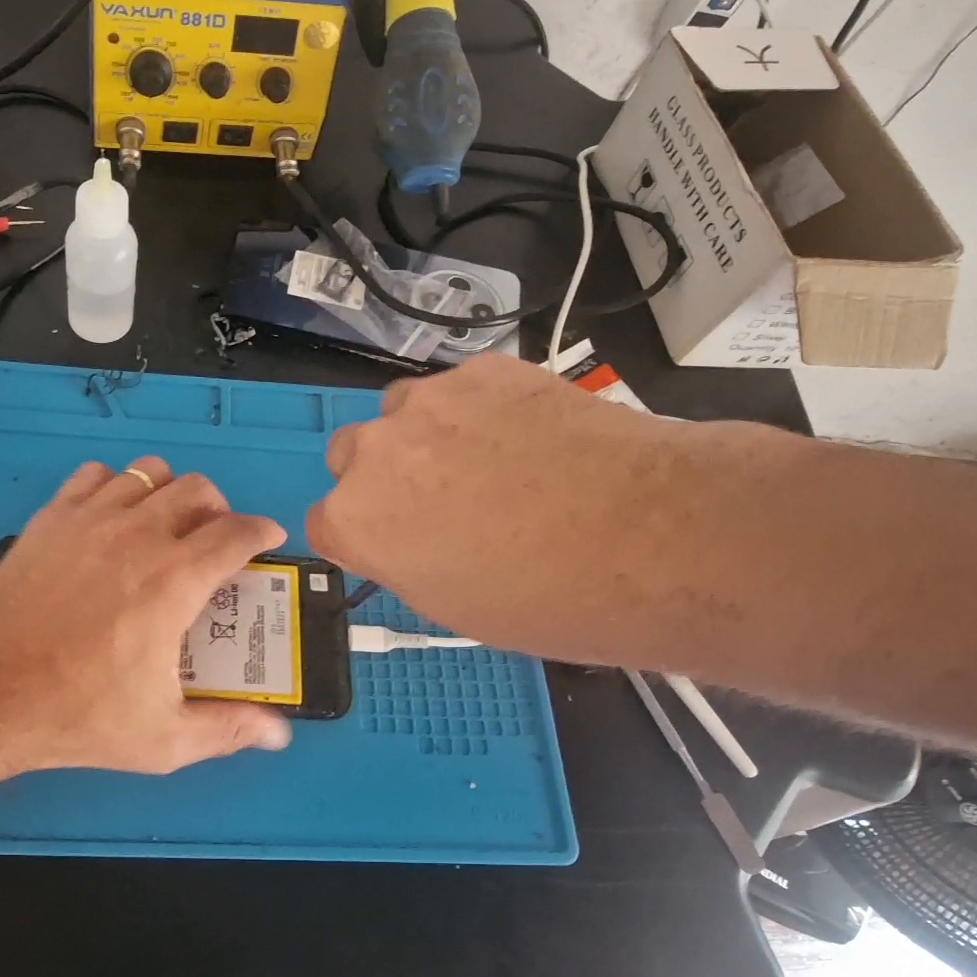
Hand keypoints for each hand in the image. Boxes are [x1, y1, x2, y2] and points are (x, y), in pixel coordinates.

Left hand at [0, 457, 292, 782]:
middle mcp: (139, 534)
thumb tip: (277, 733)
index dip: (262, 531)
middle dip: (219, 509)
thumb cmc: (77, 714)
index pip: (237, 532)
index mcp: (175, 580)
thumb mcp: (163, 739)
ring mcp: (91, 519)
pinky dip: (115, 487)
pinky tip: (110, 520)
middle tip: (216, 541)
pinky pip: (95, 476)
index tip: (268, 539)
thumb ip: (227, 730)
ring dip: (169, 492)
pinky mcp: (52, 517)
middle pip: (198, 489)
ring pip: (148, 472)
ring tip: (165, 525)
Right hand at [306, 354, 701, 664]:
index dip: (363, 535)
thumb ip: (403, 559)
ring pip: (401, 414)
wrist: (651, 536)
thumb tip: (409, 537)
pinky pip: (459, 389)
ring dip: (424, 436)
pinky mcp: (482, 370)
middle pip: (350, 457)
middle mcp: (373, 454)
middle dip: (383, 478)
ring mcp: (427, 403)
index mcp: (355, 521)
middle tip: (442, 500)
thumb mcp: (452, 606)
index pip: (325, 522)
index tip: (398, 543)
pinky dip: (479, 410)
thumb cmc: (547, 600)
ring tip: (488, 460)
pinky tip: (527, 434)